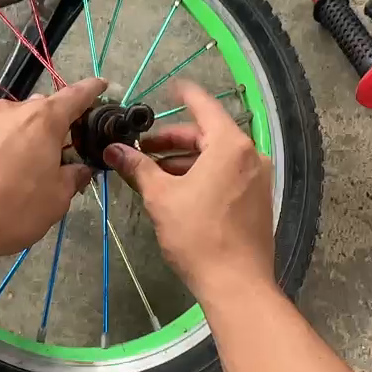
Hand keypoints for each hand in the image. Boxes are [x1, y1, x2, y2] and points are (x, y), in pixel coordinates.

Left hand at [0, 77, 104, 259]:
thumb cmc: (12, 211)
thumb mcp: (56, 201)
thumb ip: (72, 178)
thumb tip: (79, 169)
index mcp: (43, 121)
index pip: (75, 96)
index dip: (92, 90)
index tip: (101, 85)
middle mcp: (11, 111)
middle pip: (40, 111)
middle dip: (52, 127)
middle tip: (56, 155)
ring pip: (10, 123)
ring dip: (20, 139)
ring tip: (17, 171)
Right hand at [104, 81, 274, 295]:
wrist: (236, 283)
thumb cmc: (198, 235)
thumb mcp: (161, 197)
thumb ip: (138, 167)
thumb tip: (114, 150)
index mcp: (230, 145)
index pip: (203, 106)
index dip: (183, 94)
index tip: (168, 87)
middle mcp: (250, 155)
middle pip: (207, 135)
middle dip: (173, 140)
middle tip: (143, 148)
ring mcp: (257, 178)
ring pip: (215, 158)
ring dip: (184, 161)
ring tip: (152, 173)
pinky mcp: (256, 199)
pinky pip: (226, 175)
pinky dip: (201, 175)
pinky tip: (176, 190)